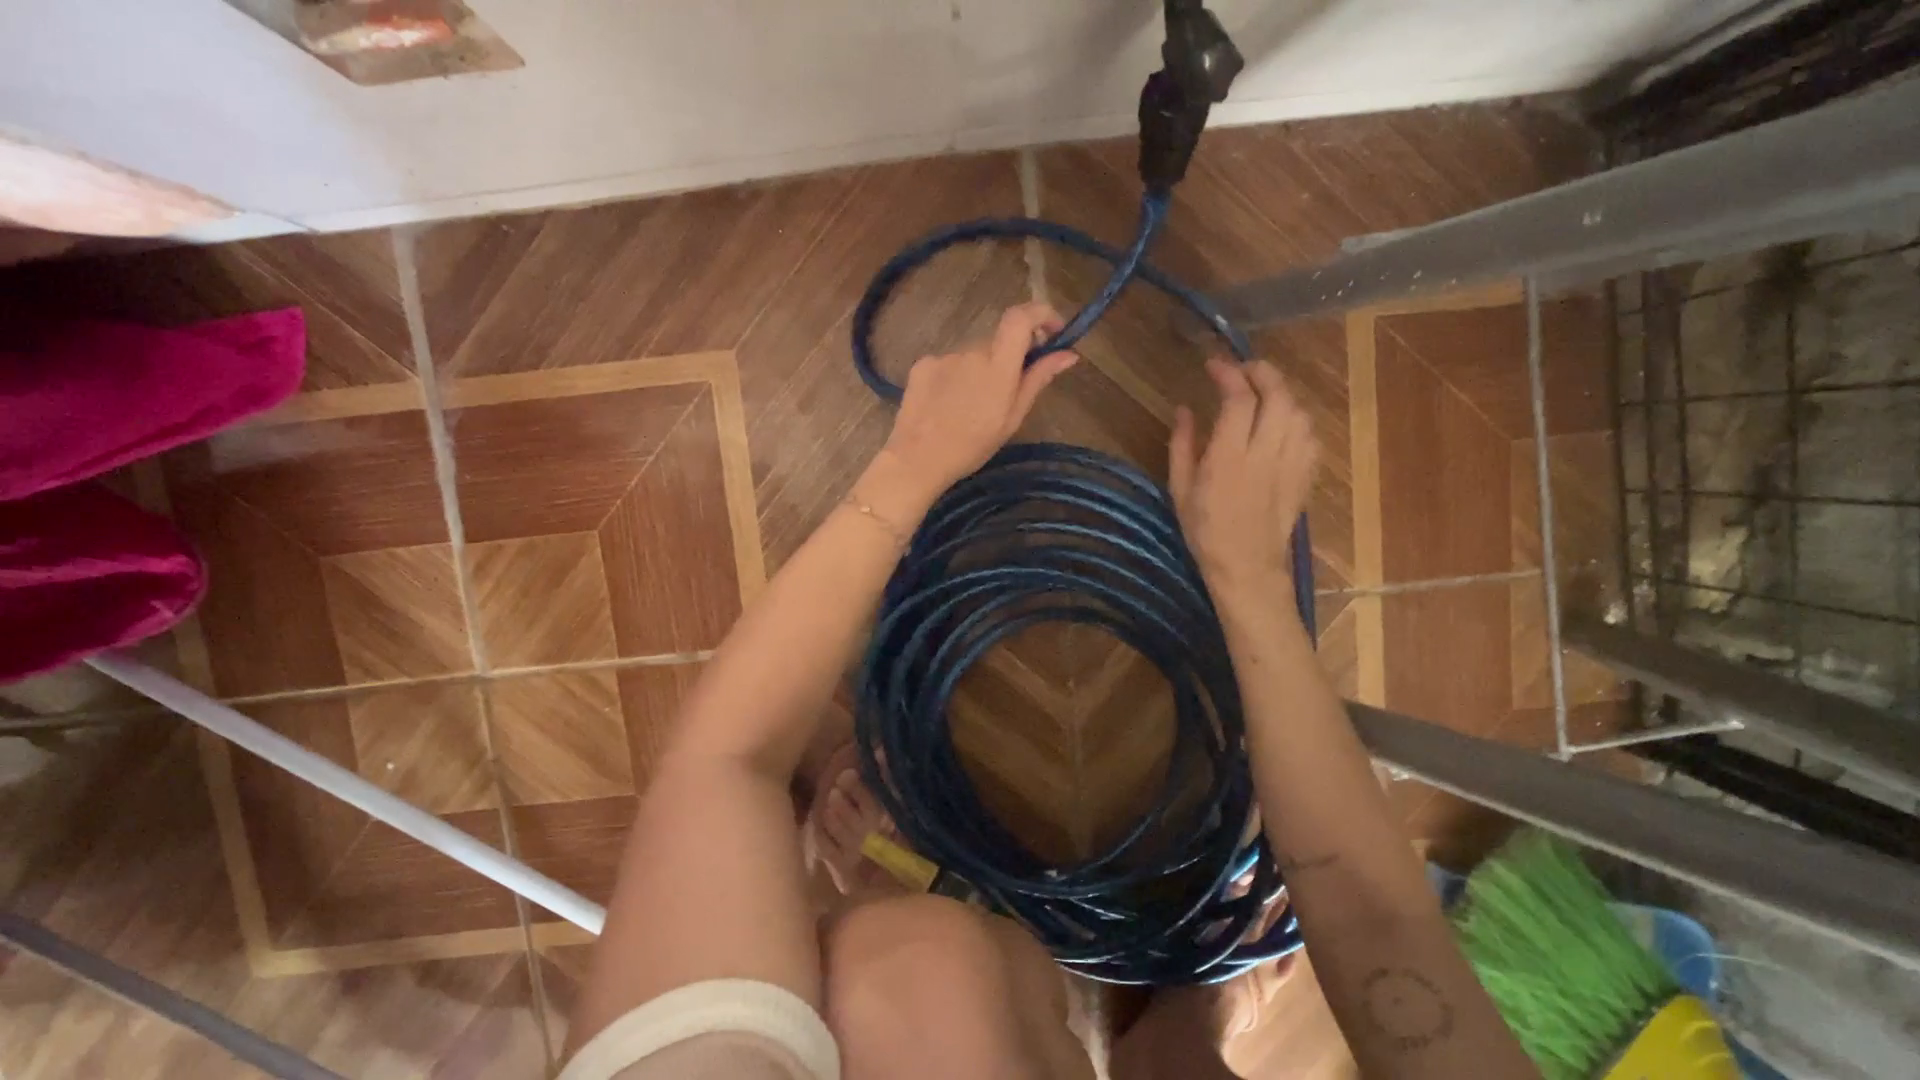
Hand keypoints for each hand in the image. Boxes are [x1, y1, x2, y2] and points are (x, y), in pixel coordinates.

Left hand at [875, 302, 1078, 504]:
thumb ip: (1038, 379)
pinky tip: (948, 404)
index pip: (1021, 317)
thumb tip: (1068, 354)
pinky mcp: (922, 364)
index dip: (1041, 314)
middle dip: (1009, 357)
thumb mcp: (1012, 417)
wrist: (918, 459)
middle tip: (1008, 392)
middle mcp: (971, 351)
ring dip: (980, 370)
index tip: (1053, 330)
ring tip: (972, 407)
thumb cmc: (972, 446)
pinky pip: (949, 363)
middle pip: (997, 341)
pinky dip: (956, 377)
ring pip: (972, 354)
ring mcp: (944, 356)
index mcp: (998, 365)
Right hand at [1169, 357, 1317, 596]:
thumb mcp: (1180, 489)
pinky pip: (1309, 435)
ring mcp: (1291, 464)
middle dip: (1262, 372)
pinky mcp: (1305, 475)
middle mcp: (1265, 455)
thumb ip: (1182, 445)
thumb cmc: (1205, 531)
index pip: (1239, 399)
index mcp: (1229, 458)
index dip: (1228, 373)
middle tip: (1244, 369)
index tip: (1213, 365)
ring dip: (1281, 394)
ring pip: (1298, 412)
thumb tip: (1185, 409)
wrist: (1247, 568)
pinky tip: (1282, 421)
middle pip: (1278, 396)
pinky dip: (1296, 418)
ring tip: (1263, 392)